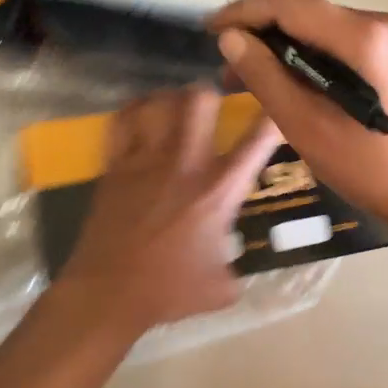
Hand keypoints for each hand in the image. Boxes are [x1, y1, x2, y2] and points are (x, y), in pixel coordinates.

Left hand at [58, 86, 280, 333]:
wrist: (109, 293)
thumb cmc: (170, 291)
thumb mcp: (224, 286)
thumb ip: (237, 262)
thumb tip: (237, 258)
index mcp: (219, 189)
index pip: (257, 140)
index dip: (274, 115)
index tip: (277, 106)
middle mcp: (185, 163)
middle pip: (200, 100)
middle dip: (211, 94)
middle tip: (211, 106)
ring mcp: (146, 160)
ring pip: (160, 102)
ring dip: (172, 100)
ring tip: (175, 108)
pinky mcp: (115, 165)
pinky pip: (123, 120)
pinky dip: (135, 110)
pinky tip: (142, 114)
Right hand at [208, 0, 387, 233]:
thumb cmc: (369, 167)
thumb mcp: (305, 125)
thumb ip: (265, 76)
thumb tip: (230, 38)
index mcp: (364, 36)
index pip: (289, 4)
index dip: (243, 12)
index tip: (209, 29)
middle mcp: (381, 23)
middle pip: (305, 12)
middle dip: (259, 32)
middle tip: (226, 65)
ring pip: (319, 27)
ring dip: (281, 46)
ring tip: (246, 78)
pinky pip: (337, 42)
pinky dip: (306, 55)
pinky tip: (284, 80)